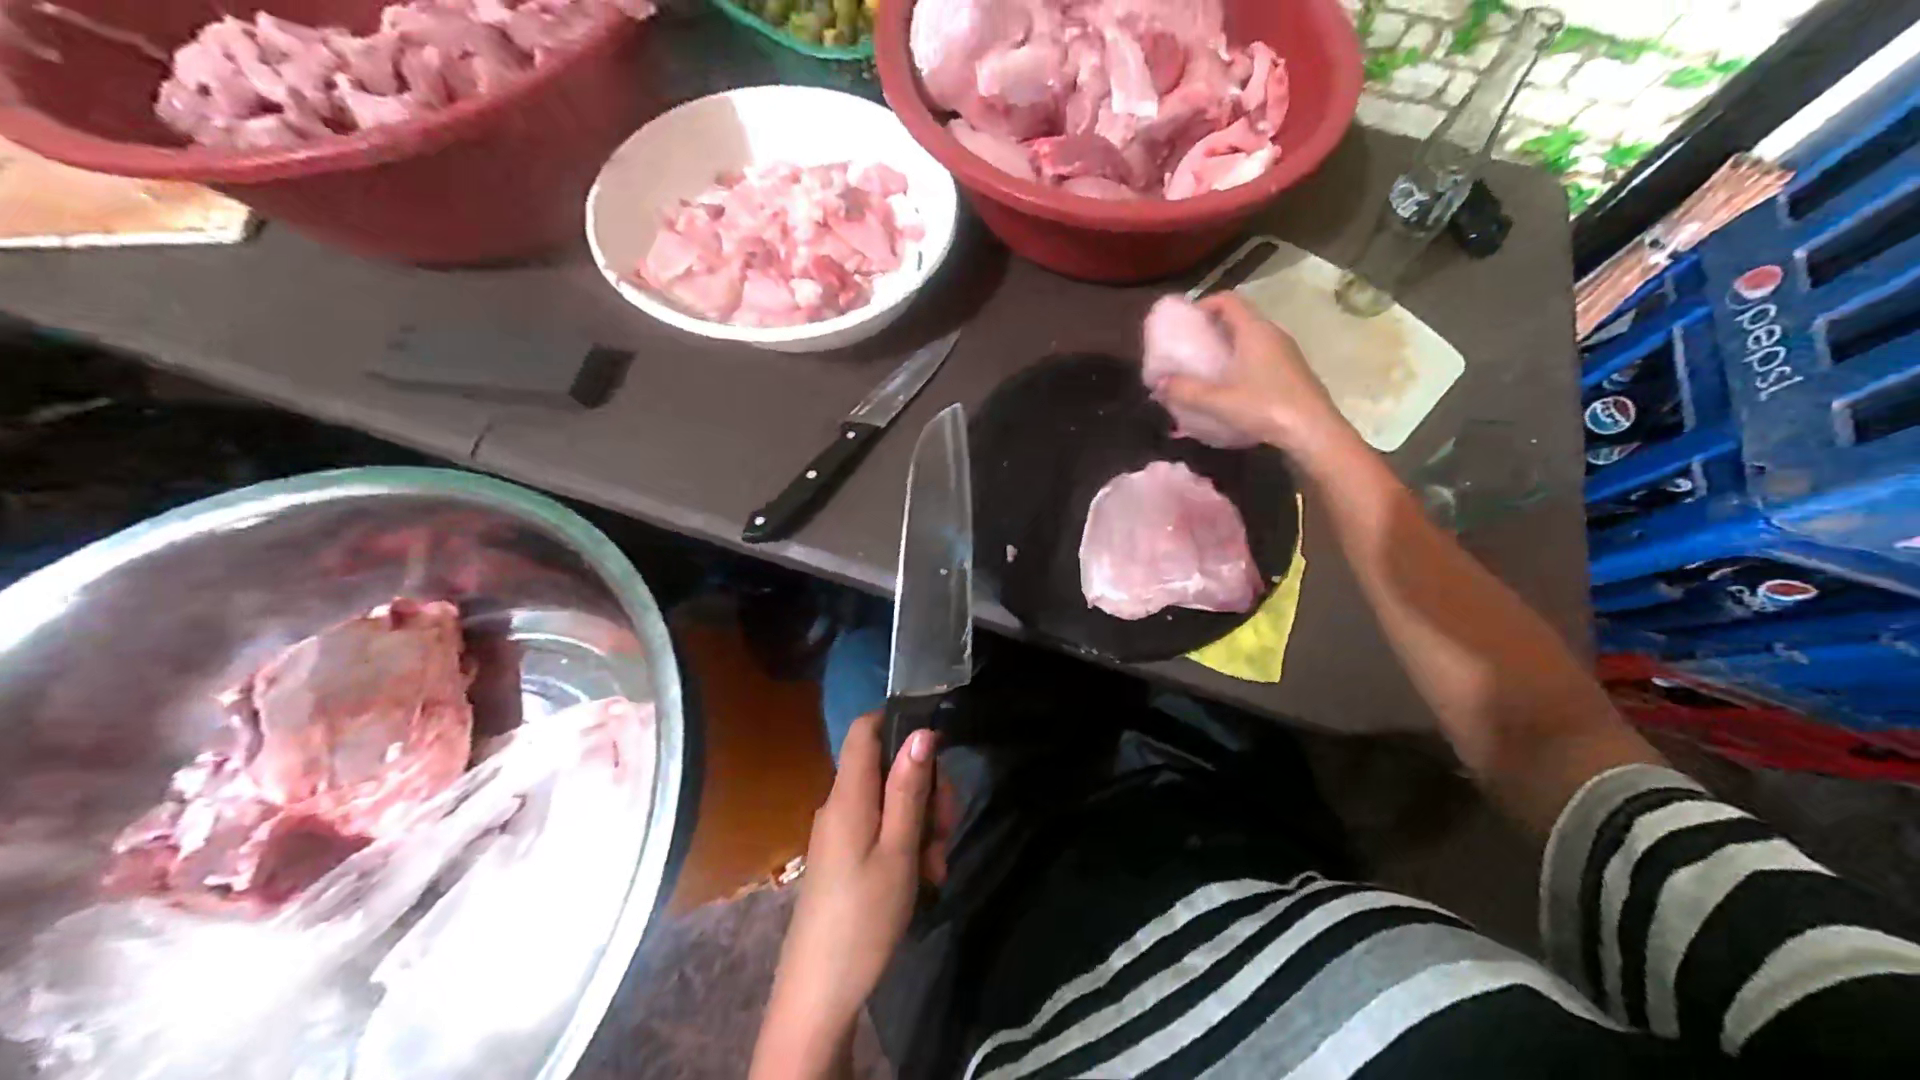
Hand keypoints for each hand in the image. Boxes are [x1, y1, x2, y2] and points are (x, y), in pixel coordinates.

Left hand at [751, 713, 936, 1078]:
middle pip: (887, 766)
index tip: (938, 748)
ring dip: (921, 823)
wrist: (820, 991)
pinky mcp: (844, 856)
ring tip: (936, 867)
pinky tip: (923, 877)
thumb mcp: (899, 850)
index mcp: (849, 794)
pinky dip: (906, 843)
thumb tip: (921, 730)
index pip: (865, 728)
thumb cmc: (864, 916)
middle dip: (925, 789)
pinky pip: (880, 829)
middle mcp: (840, 803)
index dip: (899, 722)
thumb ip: (908, 789)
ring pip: (890, 801)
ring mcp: (840, 830)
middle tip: (945, 831)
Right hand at [1155, 293, 1352, 454]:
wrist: (1313, 430)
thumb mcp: (1217, 400)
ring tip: (1205, 368)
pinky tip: (1229, 386)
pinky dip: (1240, 361)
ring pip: (1250, 338)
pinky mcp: (1290, 371)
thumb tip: (1157, 383)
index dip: (1204, 304)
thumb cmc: (1264, 406)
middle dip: (1212, 328)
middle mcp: (1272, 333)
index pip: (1228, 300)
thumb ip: (1184, 390)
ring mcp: (1285, 352)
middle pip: (1238, 317)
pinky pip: (1260, 355)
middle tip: (1188, 347)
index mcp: (1254, 330)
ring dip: (1227, 346)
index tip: (1184, 322)